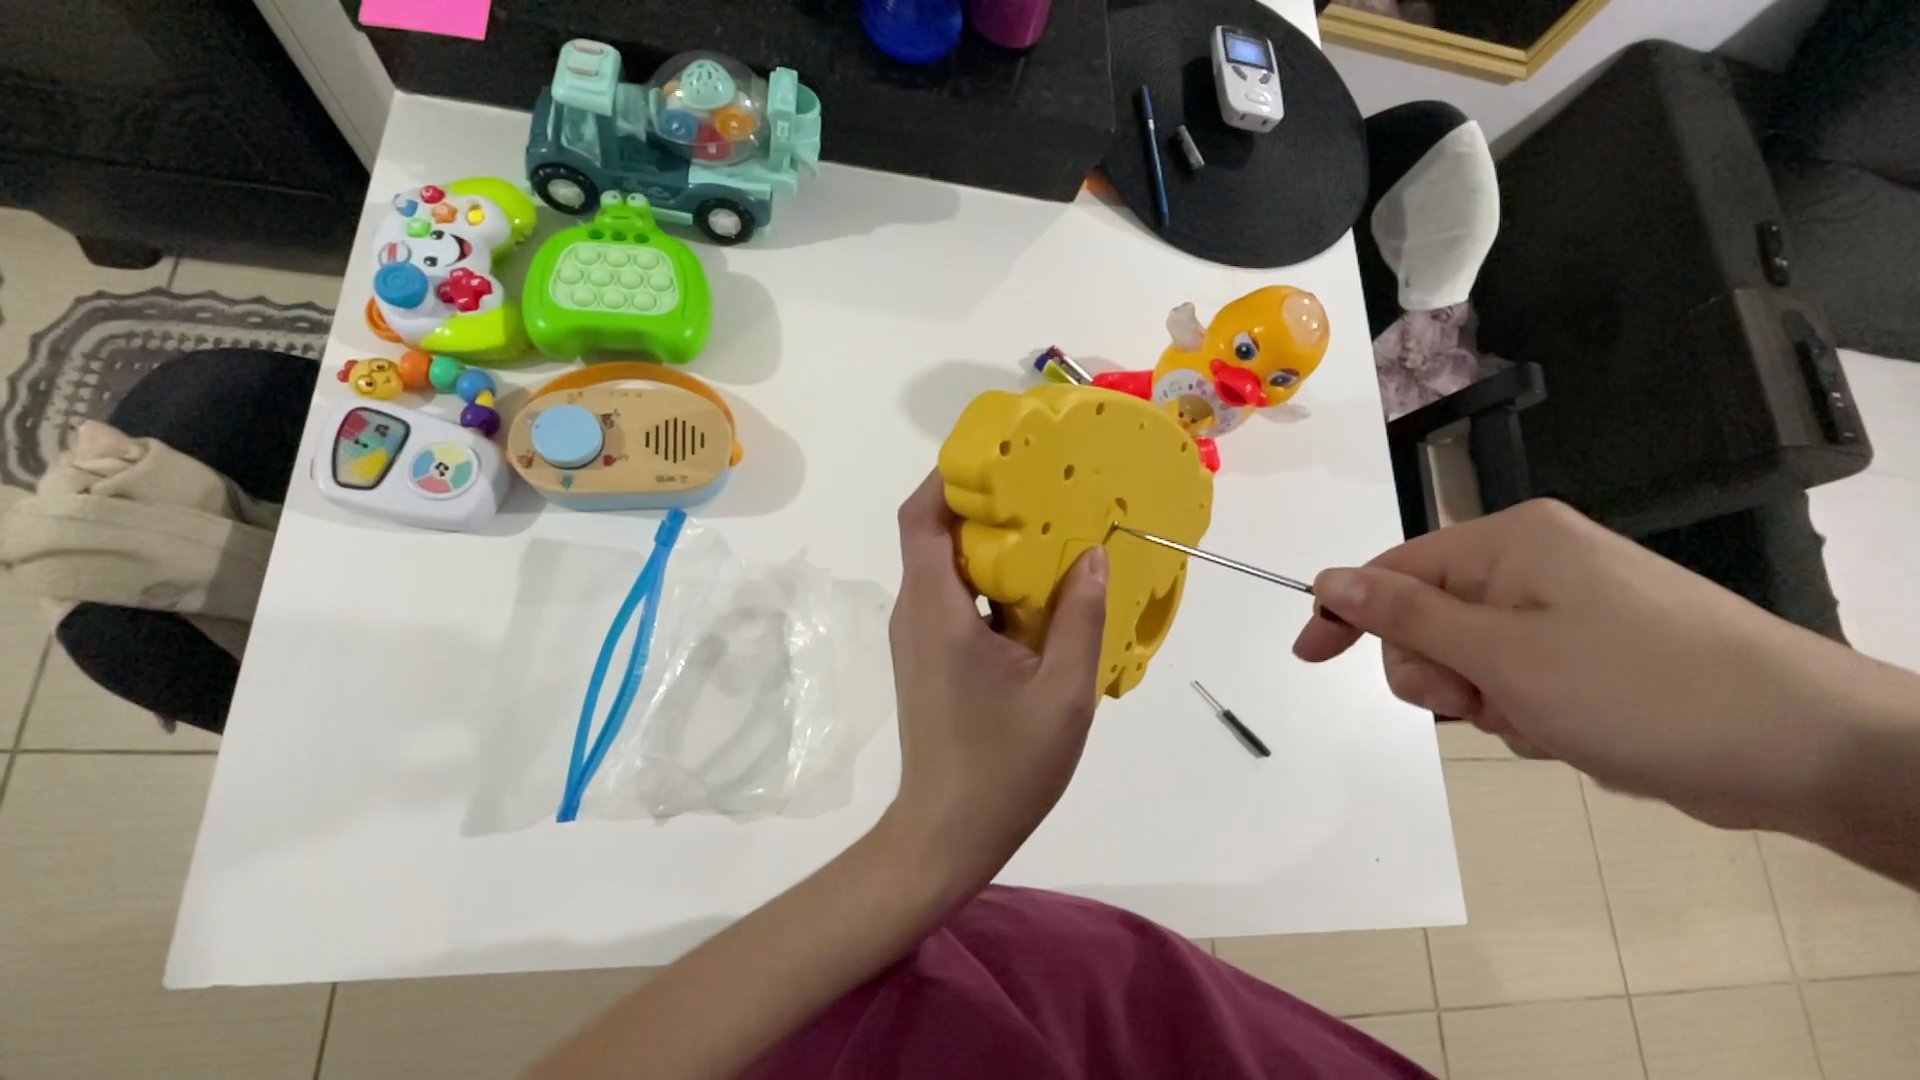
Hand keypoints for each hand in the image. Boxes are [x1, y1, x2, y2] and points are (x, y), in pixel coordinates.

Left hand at [884, 471, 1109, 888]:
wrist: (947, 832)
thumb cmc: (1004, 767)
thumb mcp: (1063, 694)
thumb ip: (1081, 620)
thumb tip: (1094, 557)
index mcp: (937, 611)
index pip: (920, 518)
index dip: (948, 476)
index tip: (999, 455)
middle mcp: (915, 613)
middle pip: (933, 534)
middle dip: (981, 503)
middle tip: (1043, 487)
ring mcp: (917, 637)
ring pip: (945, 567)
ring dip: (989, 544)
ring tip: (1051, 530)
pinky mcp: (927, 657)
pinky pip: (952, 598)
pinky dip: (988, 581)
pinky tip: (1038, 593)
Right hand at [1292, 499, 1894, 832]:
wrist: (1811, 749)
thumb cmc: (1641, 690)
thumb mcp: (1502, 654)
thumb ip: (1405, 615)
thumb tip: (1327, 579)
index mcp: (1510, 542)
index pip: (1392, 569)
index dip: (1346, 612)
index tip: (1310, 657)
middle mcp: (1533, 564)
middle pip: (1427, 617)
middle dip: (1438, 670)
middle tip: (1476, 703)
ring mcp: (1566, 608)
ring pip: (1469, 656)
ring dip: (1484, 698)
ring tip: (1538, 721)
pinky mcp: (1591, 651)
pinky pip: (1515, 677)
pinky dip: (1522, 710)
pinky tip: (1567, 730)